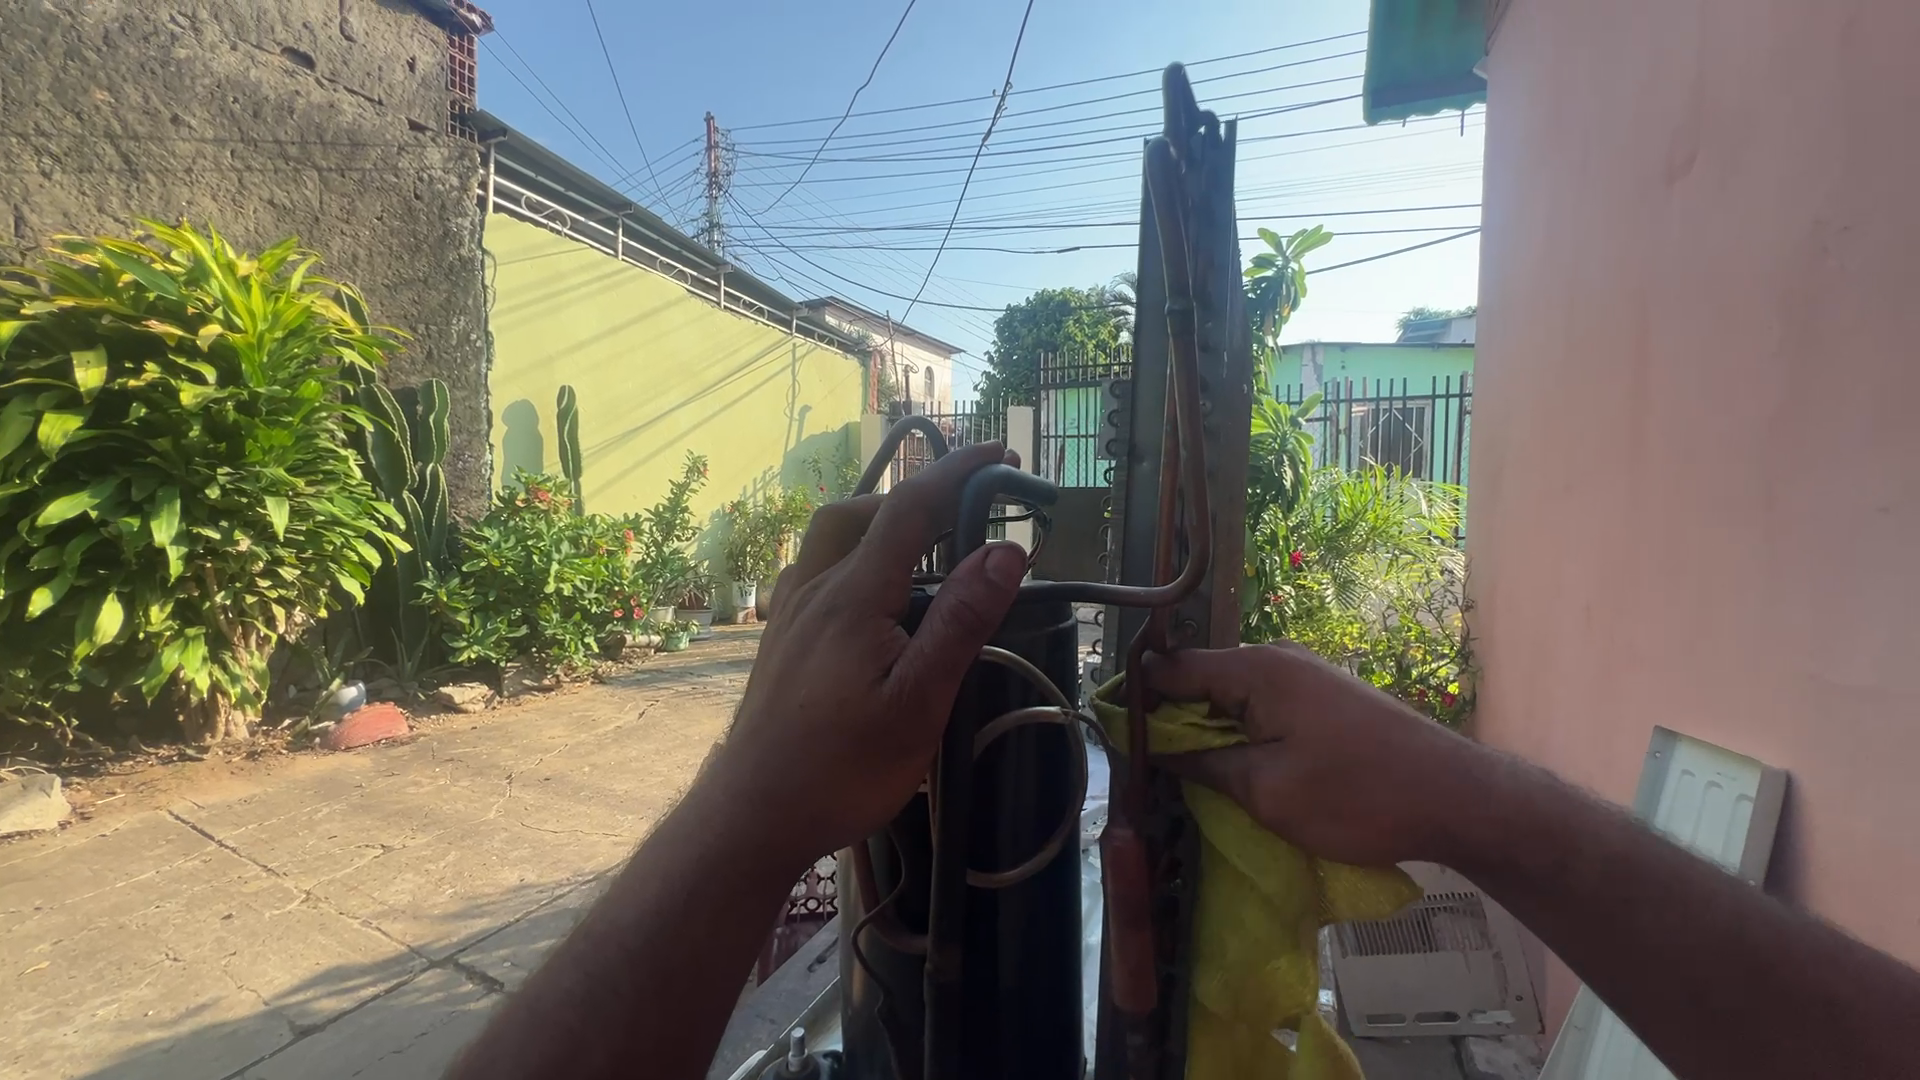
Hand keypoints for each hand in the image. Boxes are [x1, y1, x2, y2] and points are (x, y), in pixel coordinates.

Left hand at [710, 442, 1029, 870]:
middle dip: (917, 496)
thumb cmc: (842, 769)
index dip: (958, 472)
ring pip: (832, 537)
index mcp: (853, 595)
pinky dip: (852, 553)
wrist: (751, 816)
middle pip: (862, 512)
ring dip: (880, 522)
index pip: (911, 509)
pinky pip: (815, 567)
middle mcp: (815, 588)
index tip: (1002, 451)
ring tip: (924, 547)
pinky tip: (868, 591)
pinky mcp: (779, 636)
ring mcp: (789, 612)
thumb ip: (960, 622)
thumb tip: (1007, 550)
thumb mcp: (917, 702)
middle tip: (965, 511)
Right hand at [1146, 642, 1490, 866]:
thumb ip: (1203, 765)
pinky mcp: (1322, 695)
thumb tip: (1157, 752)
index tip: (1111, 726)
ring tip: (1184, 765)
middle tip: (1145, 757)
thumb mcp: (1266, 790)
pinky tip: (1233, 759)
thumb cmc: (1357, 796)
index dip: (1137, 696)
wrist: (1461, 799)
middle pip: (1200, 677)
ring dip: (1206, 725)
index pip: (1173, 670)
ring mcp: (1303, 674)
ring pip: (1230, 692)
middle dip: (1170, 715)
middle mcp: (1276, 659)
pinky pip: (1261, 703)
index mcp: (1255, 670)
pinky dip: (1238, 727)